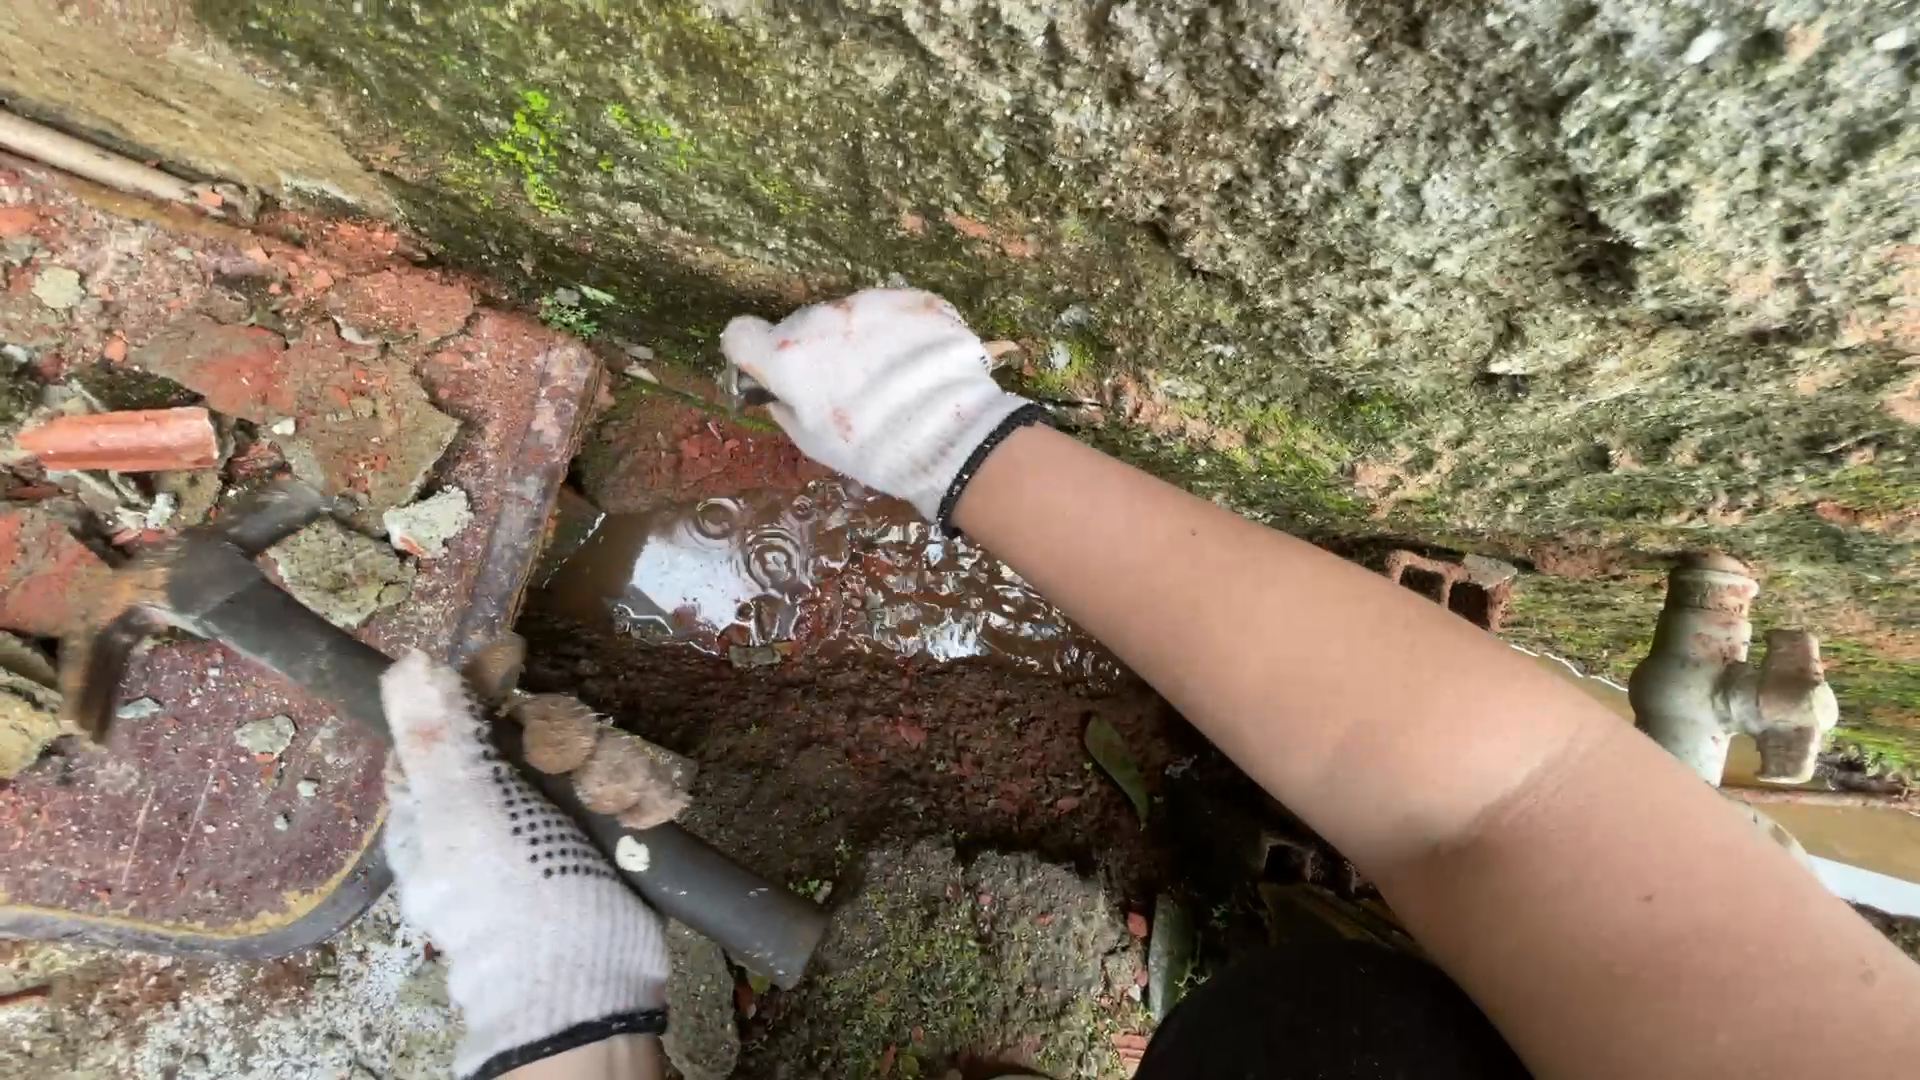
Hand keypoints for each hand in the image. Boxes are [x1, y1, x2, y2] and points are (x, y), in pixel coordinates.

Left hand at [380, 652, 669, 1078]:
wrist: (586, 969)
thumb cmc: (507, 893)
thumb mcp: (459, 812)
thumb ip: (438, 737)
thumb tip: (406, 661)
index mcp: (445, 796)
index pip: (463, 710)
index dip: (488, 681)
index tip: (517, 658)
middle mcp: (501, 800)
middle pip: (542, 725)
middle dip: (564, 739)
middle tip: (567, 766)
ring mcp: (558, 817)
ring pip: (595, 751)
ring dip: (610, 774)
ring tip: (613, 807)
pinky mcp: (609, 830)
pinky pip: (631, 784)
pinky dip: (639, 798)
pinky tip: (636, 818)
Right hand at [720, 289, 1037, 521]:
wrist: (952, 436)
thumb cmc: (873, 449)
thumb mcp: (813, 442)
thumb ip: (783, 406)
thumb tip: (776, 389)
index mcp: (788, 356)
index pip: (740, 335)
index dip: (753, 354)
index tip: (773, 371)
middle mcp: (822, 317)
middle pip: (802, 327)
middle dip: (816, 352)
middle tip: (846, 387)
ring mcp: (870, 301)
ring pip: (849, 318)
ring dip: (859, 339)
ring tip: (890, 378)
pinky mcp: (913, 298)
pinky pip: (892, 312)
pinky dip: (899, 333)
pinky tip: (917, 366)